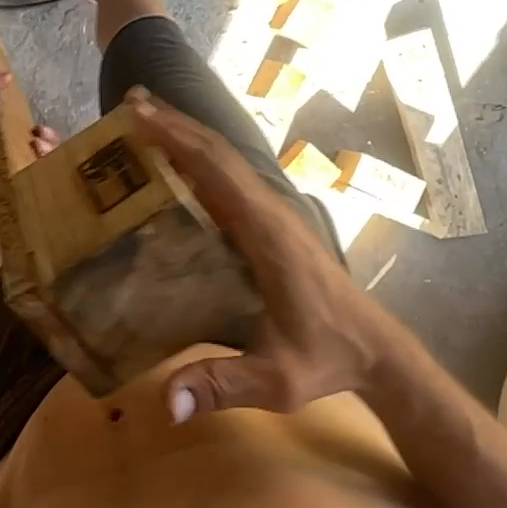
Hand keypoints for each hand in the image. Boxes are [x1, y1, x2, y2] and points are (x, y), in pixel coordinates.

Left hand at [0, 70, 58, 214]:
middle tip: (37, 131)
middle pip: (31, 121)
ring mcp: (19, 158)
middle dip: (38, 123)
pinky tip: (42, 157)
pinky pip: (51, 160)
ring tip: (39, 147)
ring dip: (47, 140)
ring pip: (45, 141)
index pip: (7, 102)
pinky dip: (51, 155)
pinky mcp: (31, 174)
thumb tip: (6, 76)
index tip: (23, 97)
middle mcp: (4, 138)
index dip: (17, 96)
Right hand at [120, 90, 396, 422]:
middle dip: (174, 123)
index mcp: (265, 234)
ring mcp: (272, 213)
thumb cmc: (325, 358)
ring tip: (146, 114)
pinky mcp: (271, 222)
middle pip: (217, 153)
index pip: (217, 172)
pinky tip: (178, 157)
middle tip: (130, 102)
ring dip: (187, 133)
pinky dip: (199, 155)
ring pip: (225, 159)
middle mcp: (268, 211)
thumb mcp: (276, 381)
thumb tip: (165, 405)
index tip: (140, 116)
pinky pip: (229, 176)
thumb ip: (224, 385)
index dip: (177, 140)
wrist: (376, 350)